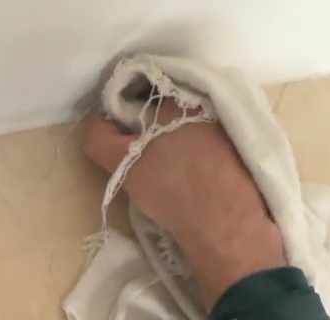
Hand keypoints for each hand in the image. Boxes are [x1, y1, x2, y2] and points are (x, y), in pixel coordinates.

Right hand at [82, 102, 286, 312]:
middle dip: (147, 126)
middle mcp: (201, 100)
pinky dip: (193, 151)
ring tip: (165, 169)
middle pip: (163, 107)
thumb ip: (101, 141)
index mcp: (173, 96)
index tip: (118, 138)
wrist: (222, 218)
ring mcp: (222, 122)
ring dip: (170, 139)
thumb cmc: (170, 186)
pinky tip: (188, 175)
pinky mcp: (236, 145)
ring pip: (184, 124)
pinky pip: (205, 138)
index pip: (139, 92)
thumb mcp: (124, 165)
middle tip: (139, 158)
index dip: (123, 113)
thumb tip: (93, 124)